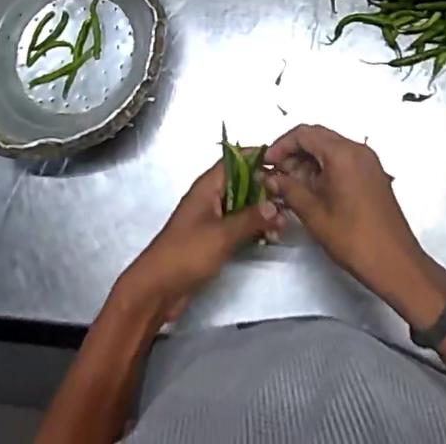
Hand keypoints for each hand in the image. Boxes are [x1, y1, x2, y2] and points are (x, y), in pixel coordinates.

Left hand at [115, 159, 282, 322]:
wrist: (158, 288)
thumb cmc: (186, 253)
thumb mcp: (222, 235)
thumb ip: (250, 219)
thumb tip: (275, 205)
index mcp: (206, 188)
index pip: (232, 161)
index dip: (253, 157)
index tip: (277, 158)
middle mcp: (208, 199)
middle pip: (239, 184)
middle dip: (262, 188)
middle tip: (287, 194)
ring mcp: (210, 220)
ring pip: (240, 207)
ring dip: (259, 211)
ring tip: (283, 220)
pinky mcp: (211, 240)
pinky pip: (236, 226)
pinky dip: (252, 228)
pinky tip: (269, 236)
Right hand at [264, 124, 445, 326]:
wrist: (396, 264)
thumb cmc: (353, 238)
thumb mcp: (314, 214)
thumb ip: (288, 189)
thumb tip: (268, 177)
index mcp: (343, 153)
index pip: (304, 133)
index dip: (281, 145)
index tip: (266, 162)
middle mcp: (357, 149)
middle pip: (318, 136)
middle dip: (293, 151)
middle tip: (275, 172)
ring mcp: (368, 161)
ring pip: (330, 147)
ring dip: (308, 159)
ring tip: (290, 182)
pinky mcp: (373, 173)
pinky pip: (343, 158)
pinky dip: (324, 166)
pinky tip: (312, 187)